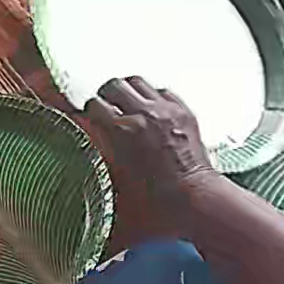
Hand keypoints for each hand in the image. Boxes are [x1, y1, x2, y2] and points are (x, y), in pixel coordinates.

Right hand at [80, 76, 215, 198]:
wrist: (193, 199)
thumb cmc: (155, 201)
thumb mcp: (115, 181)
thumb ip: (101, 156)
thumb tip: (92, 147)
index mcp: (121, 132)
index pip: (94, 105)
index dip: (89, 111)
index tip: (90, 116)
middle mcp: (143, 114)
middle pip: (114, 85)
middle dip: (106, 95)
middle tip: (106, 105)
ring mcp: (165, 110)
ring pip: (138, 82)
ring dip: (129, 91)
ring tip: (128, 104)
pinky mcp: (184, 111)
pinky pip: (162, 91)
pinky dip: (153, 98)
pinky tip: (152, 112)